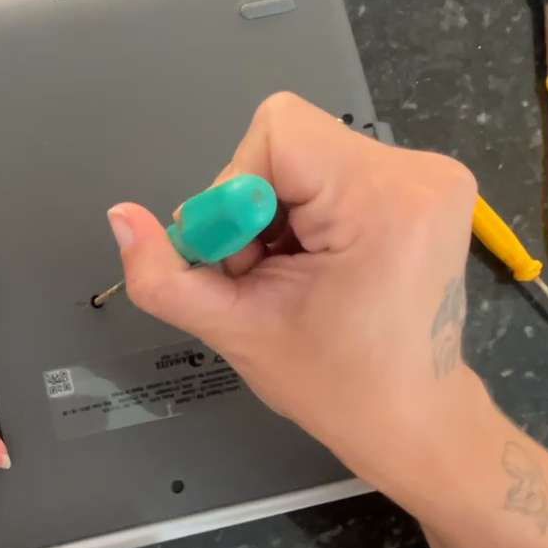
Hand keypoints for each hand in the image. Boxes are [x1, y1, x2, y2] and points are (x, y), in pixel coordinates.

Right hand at [106, 93, 482, 477]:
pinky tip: (310, 263)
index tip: (242, 256)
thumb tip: (120, 217)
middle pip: (286, 144)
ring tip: (288, 275)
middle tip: (260, 276)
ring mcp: (427, 175)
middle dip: (250, 211)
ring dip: (272, 215)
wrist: (409, 415)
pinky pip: (328, 170)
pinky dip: (300, 214)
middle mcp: (417, 172)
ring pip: (302, 156)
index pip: (277, 131)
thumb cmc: (334, 384)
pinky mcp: (420, 186)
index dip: (234, 193)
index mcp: (384, 201)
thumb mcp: (231, 329)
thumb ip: (162, 275)